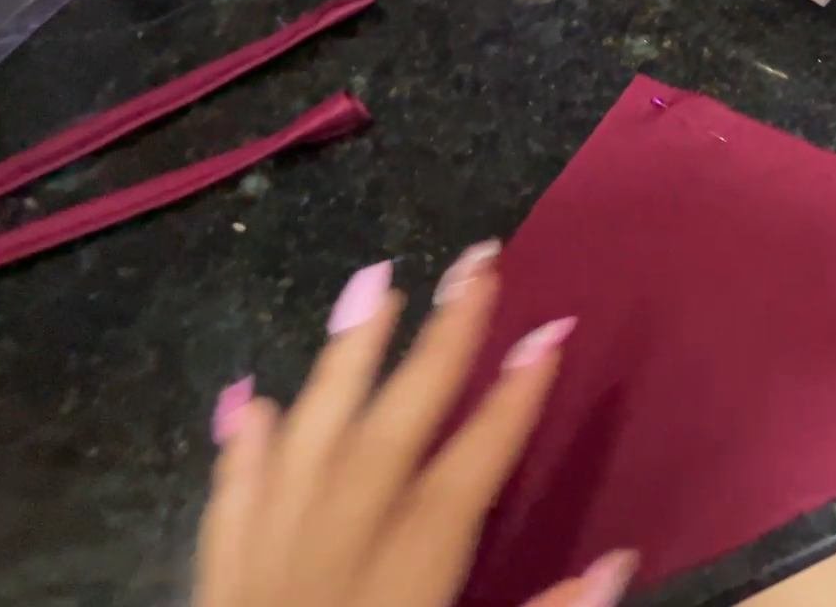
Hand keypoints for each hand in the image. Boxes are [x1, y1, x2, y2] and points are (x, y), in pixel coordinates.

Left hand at [197, 243, 635, 606]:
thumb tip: (620, 560)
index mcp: (391, 602)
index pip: (458, 484)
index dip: (510, 405)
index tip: (552, 328)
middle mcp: (318, 579)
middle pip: (383, 442)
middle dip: (437, 345)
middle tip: (473, 263)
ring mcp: (255, 586)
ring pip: (302, 452)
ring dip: (342, 361)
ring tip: (373, 283)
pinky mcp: (215, 601)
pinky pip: (228, 514)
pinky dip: (244, 451)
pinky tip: (254, 397)